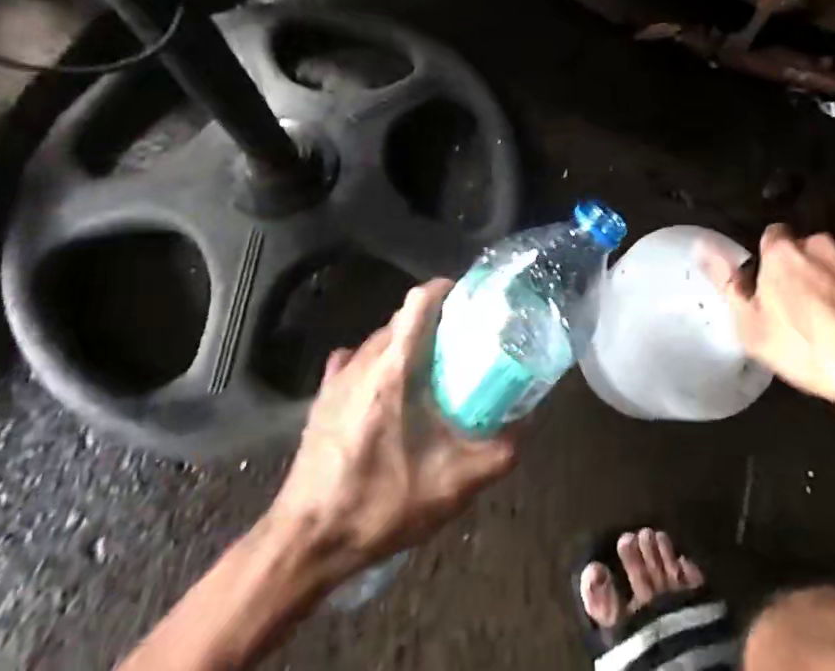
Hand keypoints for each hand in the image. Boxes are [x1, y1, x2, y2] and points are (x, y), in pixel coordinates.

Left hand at [267, 280, 515, 566]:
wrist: (306, 543)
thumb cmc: (380, 505)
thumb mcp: (454, 486)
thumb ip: (499, 452)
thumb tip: (528, 424)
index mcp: (395, 370)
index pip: (419, 302)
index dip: (448, 291)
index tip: (472, 301)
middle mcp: (363, 363)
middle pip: (402, 318)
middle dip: (435, 321)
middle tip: (465, 343)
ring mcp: (336, 380)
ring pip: (379, 339)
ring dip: (407, 343)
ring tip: (433, 368)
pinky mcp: (321, 401)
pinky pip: (354, 362)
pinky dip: (378, 362)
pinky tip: (389, 387)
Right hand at [711, 226, 834, 451]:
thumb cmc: (807, 351)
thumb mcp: (752, 326)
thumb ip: (727, 281)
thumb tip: (700, 244)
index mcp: (784, 251)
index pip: (772, 236)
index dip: (771, 263)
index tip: (773, 291)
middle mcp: (821, 243)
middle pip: (805, 250)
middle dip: (803, 271)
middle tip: (802, 311)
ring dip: (832, 282)